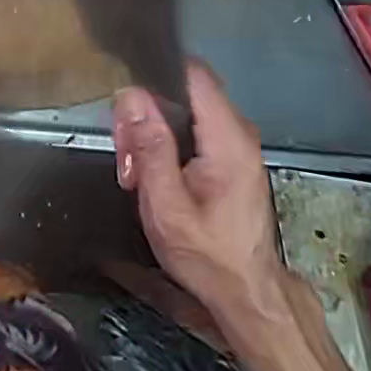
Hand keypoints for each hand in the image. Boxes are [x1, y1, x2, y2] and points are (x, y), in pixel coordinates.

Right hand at [112, 61, 283, 320]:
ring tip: (133, 171)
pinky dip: (160, 143)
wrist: (246, 297)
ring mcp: (234, 144)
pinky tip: (147, 173)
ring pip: (177, 110)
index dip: (155, 73)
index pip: (193, 74)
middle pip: (178, 92)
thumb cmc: (206, 254)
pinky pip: (186, 128)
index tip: (124, 98)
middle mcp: (237, 133)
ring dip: (146, 133)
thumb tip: (132, 95)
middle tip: (124, 155)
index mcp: (227, 140)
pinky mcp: (226, 156)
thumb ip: (150, 145)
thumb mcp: (166, 203)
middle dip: (141, 114)